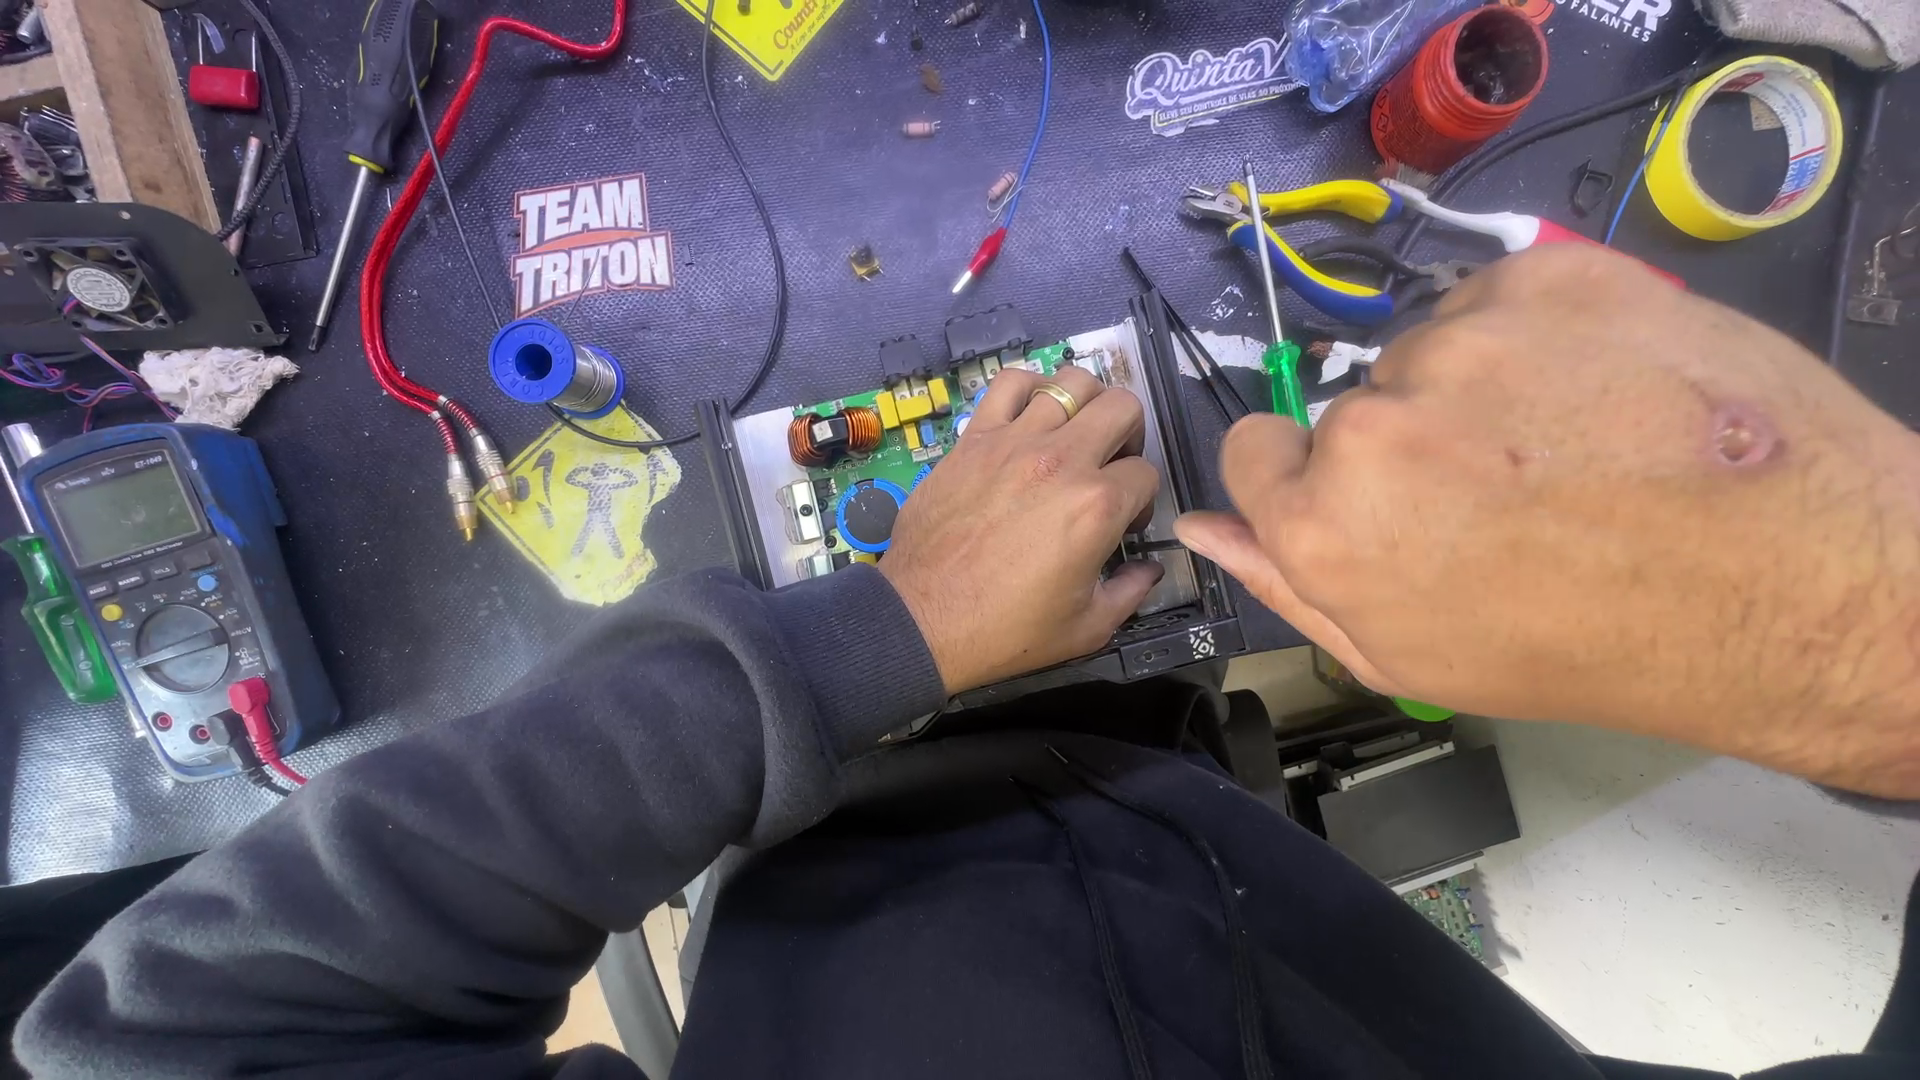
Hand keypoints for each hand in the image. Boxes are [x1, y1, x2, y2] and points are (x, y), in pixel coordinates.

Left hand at [881, 366, 1163, 693]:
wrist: (923, 620)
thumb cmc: (1005, 631)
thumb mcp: (1087, 628)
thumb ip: (1131, 592)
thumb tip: (1150, 570)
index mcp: (1097, 506)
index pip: (1146, 474)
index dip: (1140, 500)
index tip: (1119, 524)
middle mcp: (1062, 460)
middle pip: (1122, 407)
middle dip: (1129, 436)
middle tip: (1108, 468)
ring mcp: (1014, 441)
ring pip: (1072, 382)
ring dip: (1087, 405)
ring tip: (1073, 437)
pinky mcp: (974, 437)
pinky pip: (1009, 383)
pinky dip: (1031, 386)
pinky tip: (1032, 415)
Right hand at [1177, 245, 1919, 797]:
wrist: (1793, 586)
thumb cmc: (1568, 645)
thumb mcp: (1395, 652)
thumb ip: (1277, 582)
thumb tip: (1196, 525)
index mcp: (1321, 523)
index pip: (1249, 448)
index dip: (1301, 477)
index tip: (1369, 499)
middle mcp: (1369, 426)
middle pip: (1341, 410)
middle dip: (1392, 448)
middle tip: (1488, 494)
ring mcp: (1460, 343)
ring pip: (1416, 354)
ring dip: (1462, 392)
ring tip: (1554, 445)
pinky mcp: (1547, 279)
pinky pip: (1487, 300)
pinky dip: (1522, 336)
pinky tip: (1589, 389)